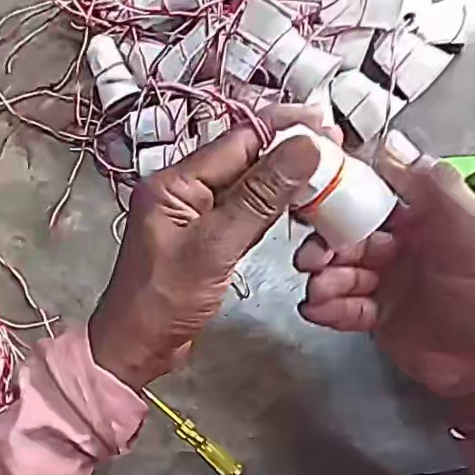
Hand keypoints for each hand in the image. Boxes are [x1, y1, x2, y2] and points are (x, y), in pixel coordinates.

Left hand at [90, 125, 323, 389]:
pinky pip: (241, 212)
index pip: (237, 141)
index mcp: (173, 183)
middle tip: (336, 154)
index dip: (284, 131)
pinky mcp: (203, 239)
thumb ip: (259, 198)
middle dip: (289, 154)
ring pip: (246, 186)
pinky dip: (270, 209)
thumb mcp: (214, 247)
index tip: (327, 128)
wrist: (137, 346)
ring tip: (325, 178)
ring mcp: (192, 216)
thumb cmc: (163, 302)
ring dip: (283, 181)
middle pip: (243, 159)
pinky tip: (295, 207)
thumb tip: (303, 148)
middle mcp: (181, 192)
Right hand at [294, 133, 474, 421]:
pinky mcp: (379, 317)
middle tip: (311, 257)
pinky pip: (343, 306)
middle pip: (350, 235)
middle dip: (326, 244)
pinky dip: (327, 307)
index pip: (379, 195)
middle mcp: (408, 245)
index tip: (316, 198)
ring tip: (320, 291)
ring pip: (342, 271)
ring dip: (325, 278)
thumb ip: (433, 187)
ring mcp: (391, 282)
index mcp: (432, 217)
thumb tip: (392, 144)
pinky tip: (318, 309)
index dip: (345, 195)